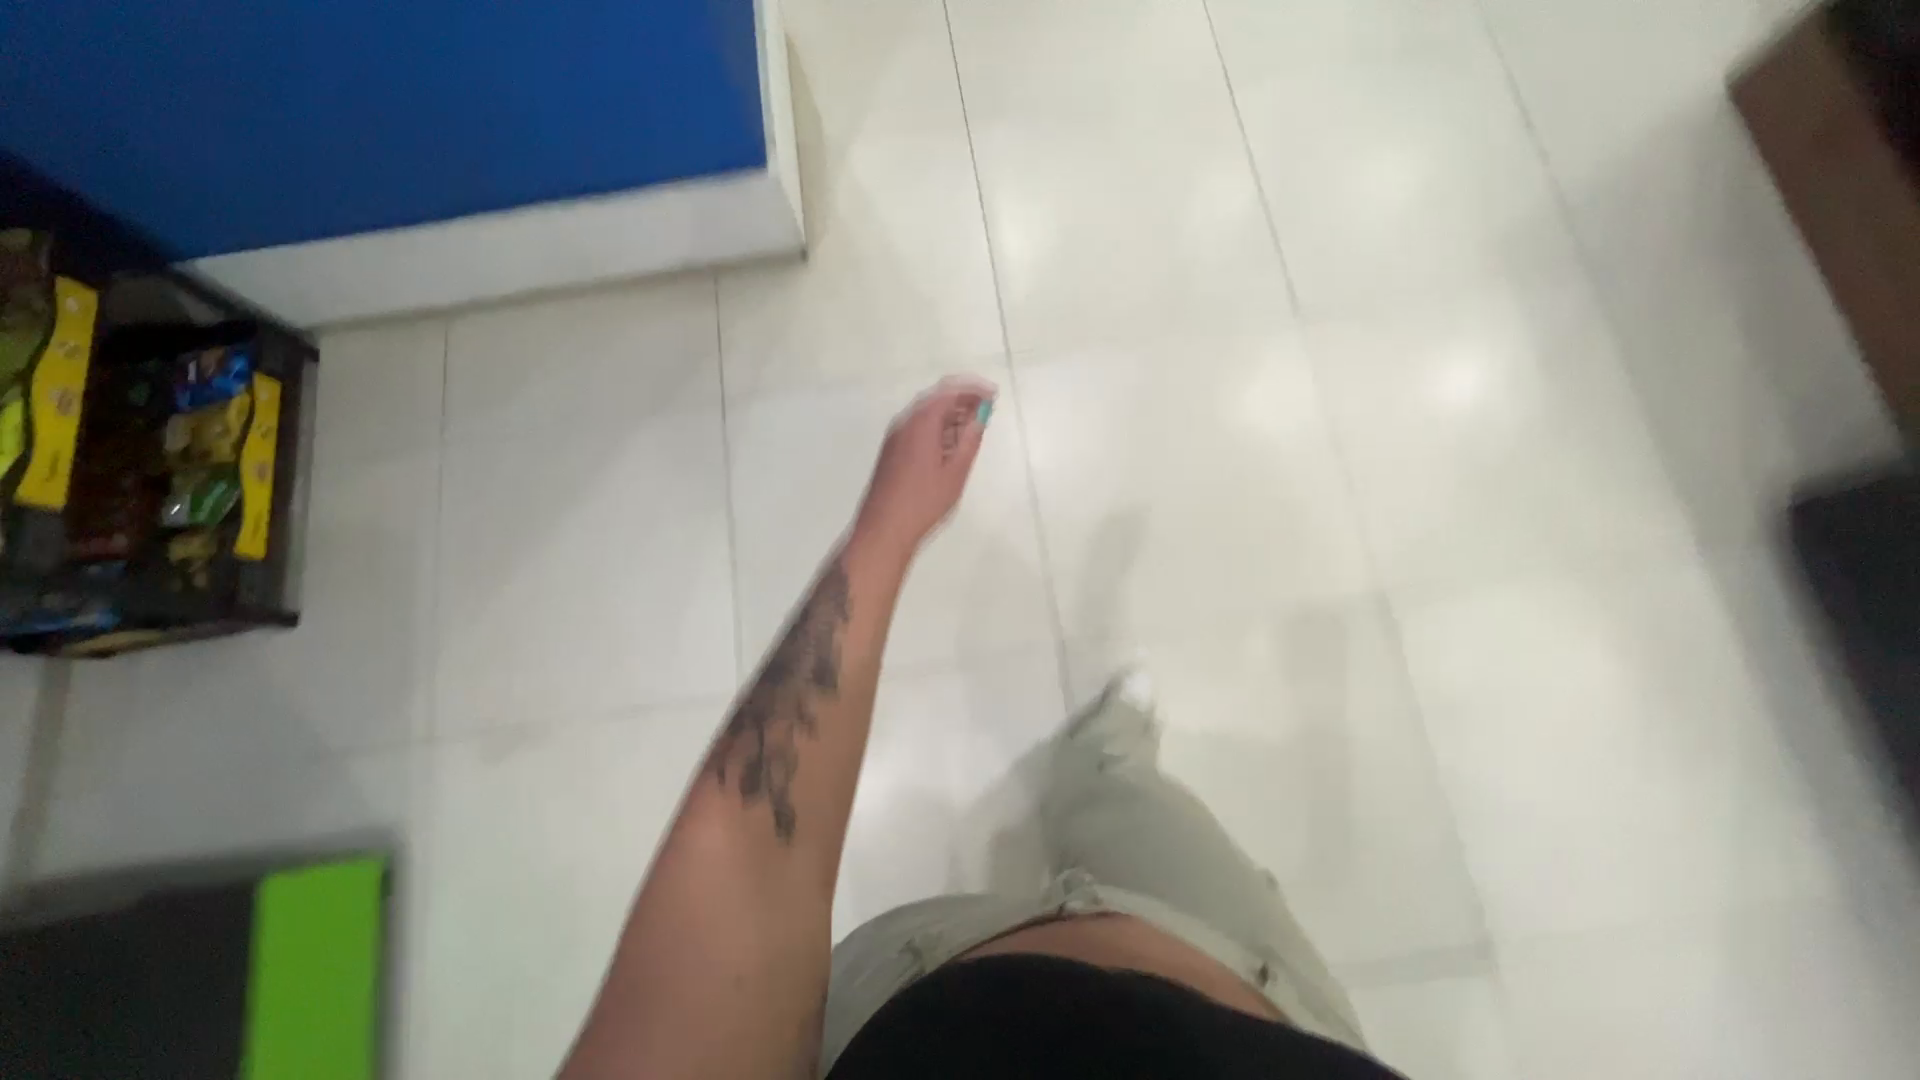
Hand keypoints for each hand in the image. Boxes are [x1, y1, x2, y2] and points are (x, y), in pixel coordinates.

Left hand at [853, 375, 997, 557]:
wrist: (884, 528)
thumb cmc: (924, 502)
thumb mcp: (956, 471)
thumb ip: (970, 440)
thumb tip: (980, 416)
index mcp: (921, 422)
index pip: (949, 391)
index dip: (973, 389)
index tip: (993, 396)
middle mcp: (905, 422)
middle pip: (936, 398)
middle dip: (962, 399)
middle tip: (986, 408)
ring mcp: (895, 437)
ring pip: (926, 414)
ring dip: (950, 414)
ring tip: (973, 425)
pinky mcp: (892, 450)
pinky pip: (918, 428)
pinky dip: (937, 427)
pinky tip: (951, 443)